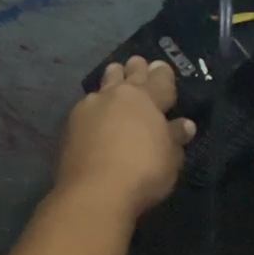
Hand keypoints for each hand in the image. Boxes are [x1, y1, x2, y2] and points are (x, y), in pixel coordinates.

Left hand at [55, 57, 195, 217]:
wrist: (95, 192)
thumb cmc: (145, 169)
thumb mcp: (172, 155)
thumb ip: (176, 136)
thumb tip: (184, 125)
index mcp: (146, 98)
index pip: (159, 80)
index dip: (163, 74)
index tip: (163, 65)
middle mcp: (116, 96)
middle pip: (128, 77)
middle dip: (135, 69)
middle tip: (137, 62)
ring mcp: (89, 109)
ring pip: (103, 86)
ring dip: (112, 79)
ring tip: (114, 73)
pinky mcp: (70, 128)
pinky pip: (88, 106)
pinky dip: (96, 104)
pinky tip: (97, 109)